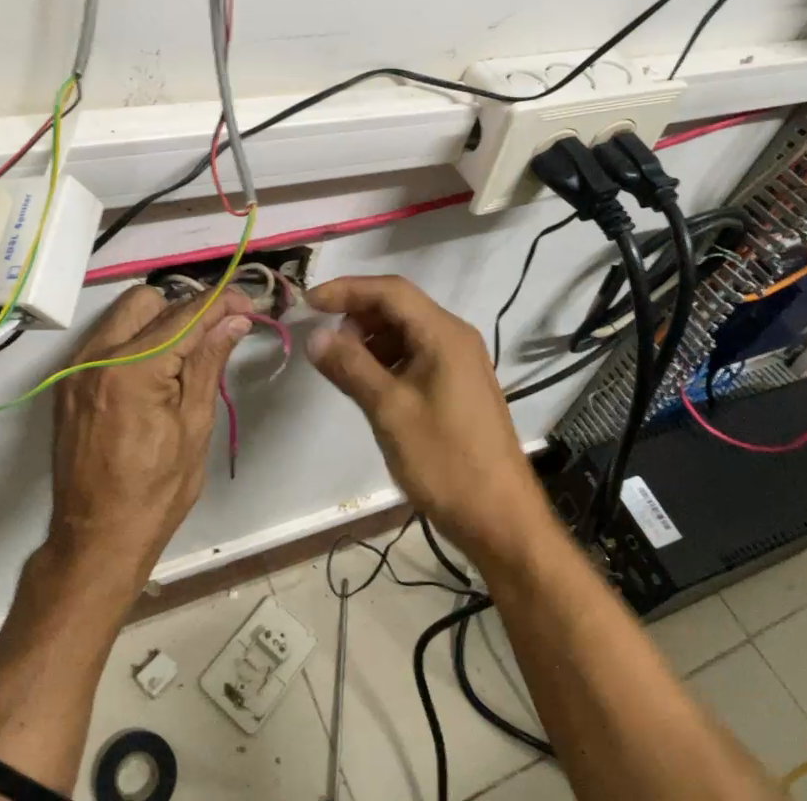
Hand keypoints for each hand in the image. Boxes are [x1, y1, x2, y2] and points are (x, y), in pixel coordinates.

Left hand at [49, 286, 252, 577]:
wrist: (97, 535)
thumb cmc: (157, 491)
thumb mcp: (194, 425)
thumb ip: (208, 364)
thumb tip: (233, 320)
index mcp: (131, 370)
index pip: (183, 316)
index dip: (219, 303)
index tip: (247, 301)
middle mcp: (95, 358)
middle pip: (146, 301)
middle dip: (185, 308)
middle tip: (215, 333)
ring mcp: (75, 369)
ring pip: (122, 316)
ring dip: (158, 322)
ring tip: (187, 354)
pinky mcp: (68, 383)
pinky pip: (104, 340)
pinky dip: (133, 341)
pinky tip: (155, 370)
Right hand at [305, 276, 547, 557]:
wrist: (498, 516)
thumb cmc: (444, 460)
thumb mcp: (389, 411)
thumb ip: (351, 367)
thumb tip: (316, 335)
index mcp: (444, 334)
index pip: (390, 291)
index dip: (346, 290)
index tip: (307, 305)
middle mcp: (456, 338)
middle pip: (400, 307)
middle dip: (358, 316)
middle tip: (326, 344)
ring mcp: (460, 363)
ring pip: (407, 333)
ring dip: (372, 341)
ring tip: (343, 368)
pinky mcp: (458, 387)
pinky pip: (417, 356)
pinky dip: (388, 361)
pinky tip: (370, 386)